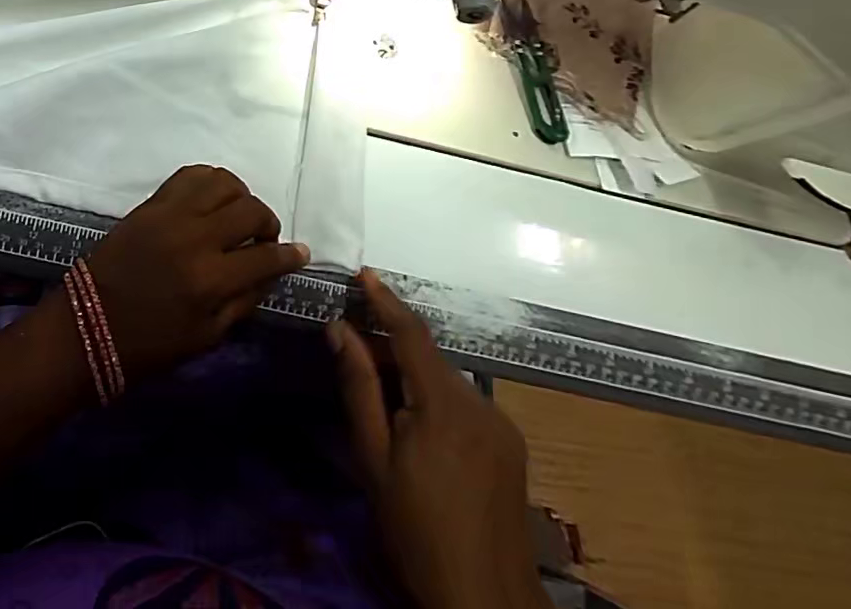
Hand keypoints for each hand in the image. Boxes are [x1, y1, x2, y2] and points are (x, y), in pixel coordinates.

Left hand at [80, 165, 308, 380]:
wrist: (84, 329)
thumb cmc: (147, 347)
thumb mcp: (205, 338)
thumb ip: (244, 301)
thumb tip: (271, 272)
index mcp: (209, 281)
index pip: (266, 257)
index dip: (290, 255)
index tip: (300, 253)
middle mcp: (194, 239)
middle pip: (250, 211)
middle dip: (269, 223)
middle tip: (265, 238)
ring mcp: (169, 215)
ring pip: (223, 182)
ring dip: (241, 196)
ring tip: (238, 215)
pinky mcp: (149, 205)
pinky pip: (189, 176)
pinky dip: (210, 182)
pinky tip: (212, 200)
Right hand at [329, 270, 548, 608]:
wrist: (484, 598)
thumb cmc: (416, 530)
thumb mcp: (374, 459)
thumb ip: (359, 388)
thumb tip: (339, 329)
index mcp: (442, 402)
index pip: (411, 333)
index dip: (386, 300)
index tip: (365, 273)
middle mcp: (478, 400)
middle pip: (428, 359)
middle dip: (391, 351)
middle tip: (354, 355)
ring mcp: (500, 422)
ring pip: (446, 383)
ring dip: (415, 381)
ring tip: (385, 411)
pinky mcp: (510, 443)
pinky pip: (466, 406)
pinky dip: (438, 404)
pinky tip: (423, 439)